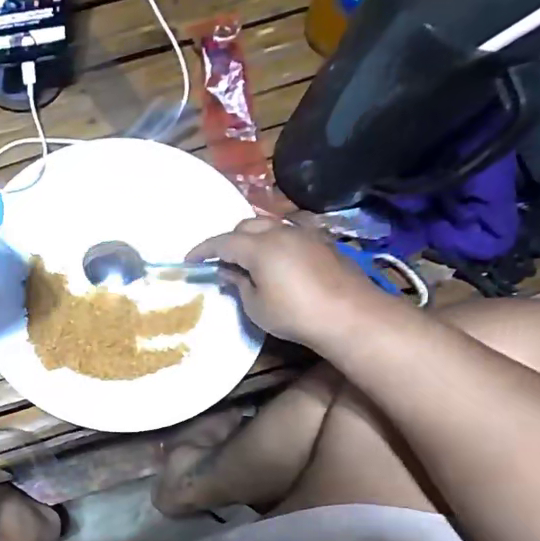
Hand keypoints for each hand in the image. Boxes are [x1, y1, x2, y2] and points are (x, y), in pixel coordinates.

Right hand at [188, 217, 388, 348]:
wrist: (349, 314)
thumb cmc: (295, 314)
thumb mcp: (256, 306)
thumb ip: (238, 284)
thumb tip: (227, 271)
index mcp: (258, 247)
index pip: (222, 242)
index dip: (203, 251)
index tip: (190, 261)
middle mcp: (280, 231)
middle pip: (246, 226)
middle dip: (229, 241)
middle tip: (223, 263)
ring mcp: (305, 234)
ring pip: (270, 226)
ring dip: (254, 239)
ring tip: (250, 260)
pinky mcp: (323, 242)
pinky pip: (291, 233)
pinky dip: (276, 242)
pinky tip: (280, 261)